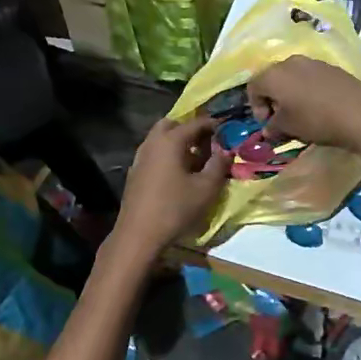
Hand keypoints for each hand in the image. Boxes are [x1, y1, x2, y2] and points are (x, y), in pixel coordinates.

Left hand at [109, 117, 230, 258]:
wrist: (138, 236)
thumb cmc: (175, 209)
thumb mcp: (206, 188)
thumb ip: (218, 165)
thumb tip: (226, 151)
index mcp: (170, 141)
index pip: (195, 123)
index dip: (212, 125)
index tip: (226, 130)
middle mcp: (152, 143)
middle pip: (171, 125)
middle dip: (189, 130)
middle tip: (206, 143)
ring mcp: (140, 158)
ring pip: (159, 139)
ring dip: (177, 143)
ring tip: (195, 160)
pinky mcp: (134, 173)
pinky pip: (153, 154)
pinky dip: (166, 155)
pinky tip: (177, 175)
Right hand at [247, 56, 360, 151]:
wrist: (360, 112)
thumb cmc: (316, 119)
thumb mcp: (289, 127)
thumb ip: (273, 127)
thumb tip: (268, 130)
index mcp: (273, 75)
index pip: (253, 87)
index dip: (256, 106)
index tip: (267, 123)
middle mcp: (290, 62)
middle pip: (272, 78)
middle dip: (273, 98)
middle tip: (281, 118)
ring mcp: (312, 62)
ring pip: (292, 76)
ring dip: (290, 93)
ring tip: (301, 112)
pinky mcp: (330, 67)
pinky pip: (310, 76)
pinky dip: (307, 89)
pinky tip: (318, 106)